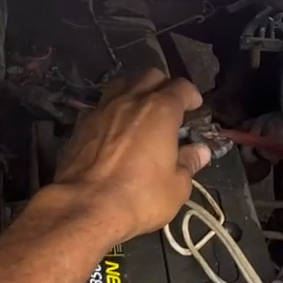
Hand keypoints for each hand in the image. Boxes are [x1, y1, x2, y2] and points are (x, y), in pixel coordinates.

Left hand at [46, 69, 210, 244]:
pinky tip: (112, 128)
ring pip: (122, 84)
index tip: (195, 108)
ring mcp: (103, 108)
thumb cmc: (139, 196)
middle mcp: (132, 100)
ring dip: (134, 91)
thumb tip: (201, 151)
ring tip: (139, 111)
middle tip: (169, 107)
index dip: (191, 95)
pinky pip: (99, 105)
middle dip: (163, 86)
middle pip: (150, 76)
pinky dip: (110, 110)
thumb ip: (189, 163)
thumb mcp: (176, 186)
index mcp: (161, 110)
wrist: (85, 205)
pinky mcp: (81, 123)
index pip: (182, 86)